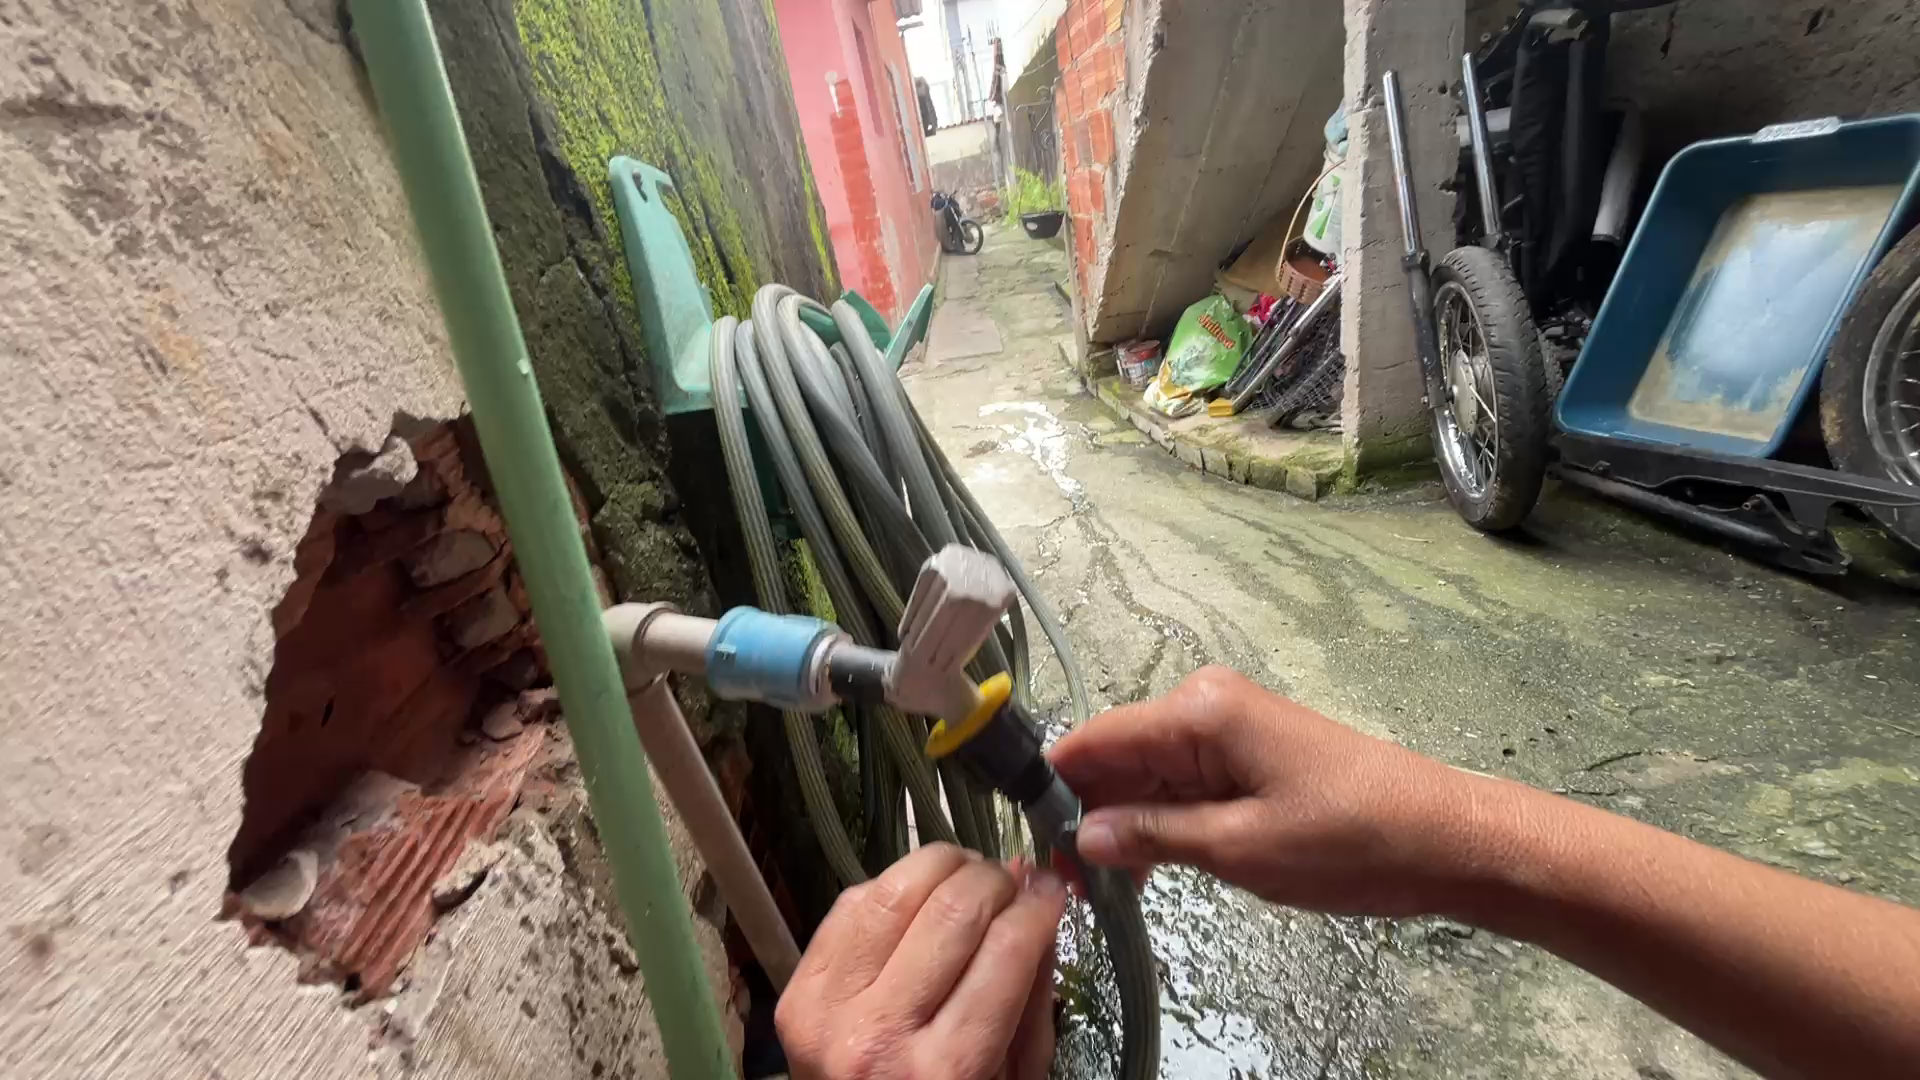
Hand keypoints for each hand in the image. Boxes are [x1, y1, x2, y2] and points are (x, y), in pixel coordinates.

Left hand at [776, 844, 1066, 1079]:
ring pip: (899, 889)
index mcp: (945, 1074)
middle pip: (954, 911)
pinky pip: (856, 898)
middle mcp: (880, 1035)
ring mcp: (830, 1004)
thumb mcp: (1010, 1076)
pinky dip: (898, 882)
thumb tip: (1037, 893)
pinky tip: (920, 894)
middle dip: (995, 881)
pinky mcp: (799, 982)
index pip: (1006, 951)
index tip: (1050, 888)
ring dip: (946, 864)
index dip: (1038, 905)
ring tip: (968, 873)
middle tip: (1011, 883)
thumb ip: (1031, 991)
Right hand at [1049, 666, 1508, 916]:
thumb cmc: (1347, 839)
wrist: (1450, 837)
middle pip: (1118, 755)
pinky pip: (1179, 779)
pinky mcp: (1241, 749)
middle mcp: (1200, 702)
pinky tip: (1145, 862)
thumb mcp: (1240, 847)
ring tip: (1103, 883)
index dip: (1057, 784)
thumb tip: (1080, 835)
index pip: (1097, 737)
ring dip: (1122, 820)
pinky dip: (1158, 817)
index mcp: (1196, 710)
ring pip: (1145, 771)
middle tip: (1071, 881)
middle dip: (1089, 811)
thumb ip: (1151, 835)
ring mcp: (1222, 724)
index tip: (1034, 839)